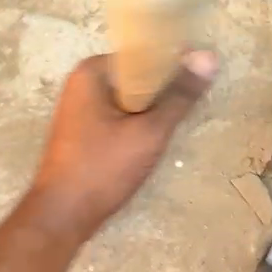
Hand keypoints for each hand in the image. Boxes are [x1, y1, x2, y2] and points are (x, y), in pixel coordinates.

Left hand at [28, 52, 216, 233]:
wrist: (61, 218)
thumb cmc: (103, 168)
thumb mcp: (150, 131)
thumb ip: (180, 95)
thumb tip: (210, 56)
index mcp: (93, 71)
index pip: (145, 53)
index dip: (176, 64)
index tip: (199, 80)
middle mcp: (84, 82)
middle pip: (140, 75)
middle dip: (166, 89)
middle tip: (193, 105)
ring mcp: (82, 107)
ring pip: (133, 97)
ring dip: (155, 109)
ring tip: (178, 123)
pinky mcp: (86, 130)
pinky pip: (123, 114)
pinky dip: (141, 123)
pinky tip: (156, 140)